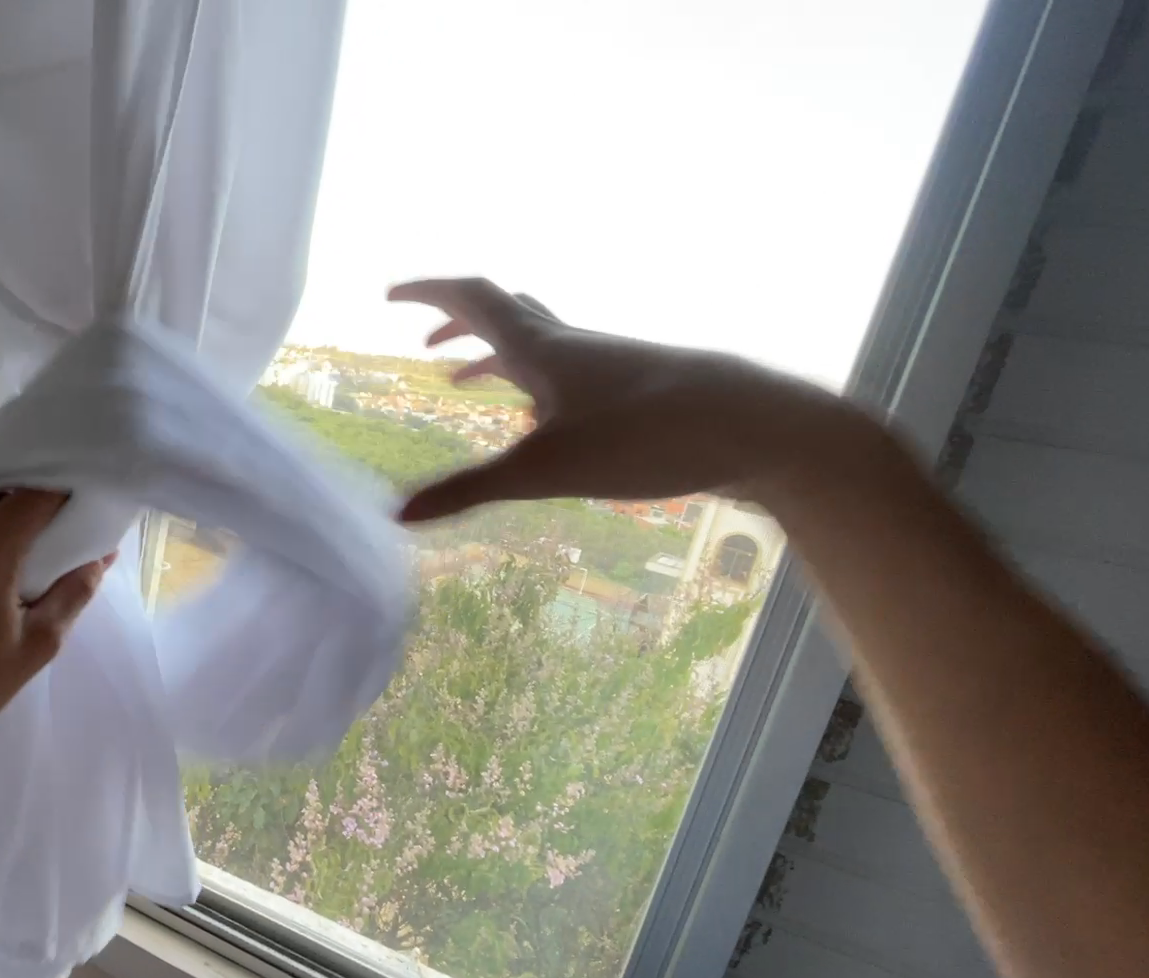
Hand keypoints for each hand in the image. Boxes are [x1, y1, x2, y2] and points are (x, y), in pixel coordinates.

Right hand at [388, 277, 884, 522]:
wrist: (760, 428)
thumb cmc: (644, 436)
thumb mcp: (542, 470)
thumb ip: (466, 490)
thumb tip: (395, 514)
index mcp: (540, 347)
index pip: (472, 298)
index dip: (428, 293)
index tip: (389, 296)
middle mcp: (569, 344)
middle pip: (503, 313)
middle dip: (456, 324)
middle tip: (424, 345)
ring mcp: (603, 363)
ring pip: (536, 341)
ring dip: (492, 353)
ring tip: (463, 380)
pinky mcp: (630, 388)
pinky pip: (564, 371)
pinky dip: (531, 382)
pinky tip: (535, 417)